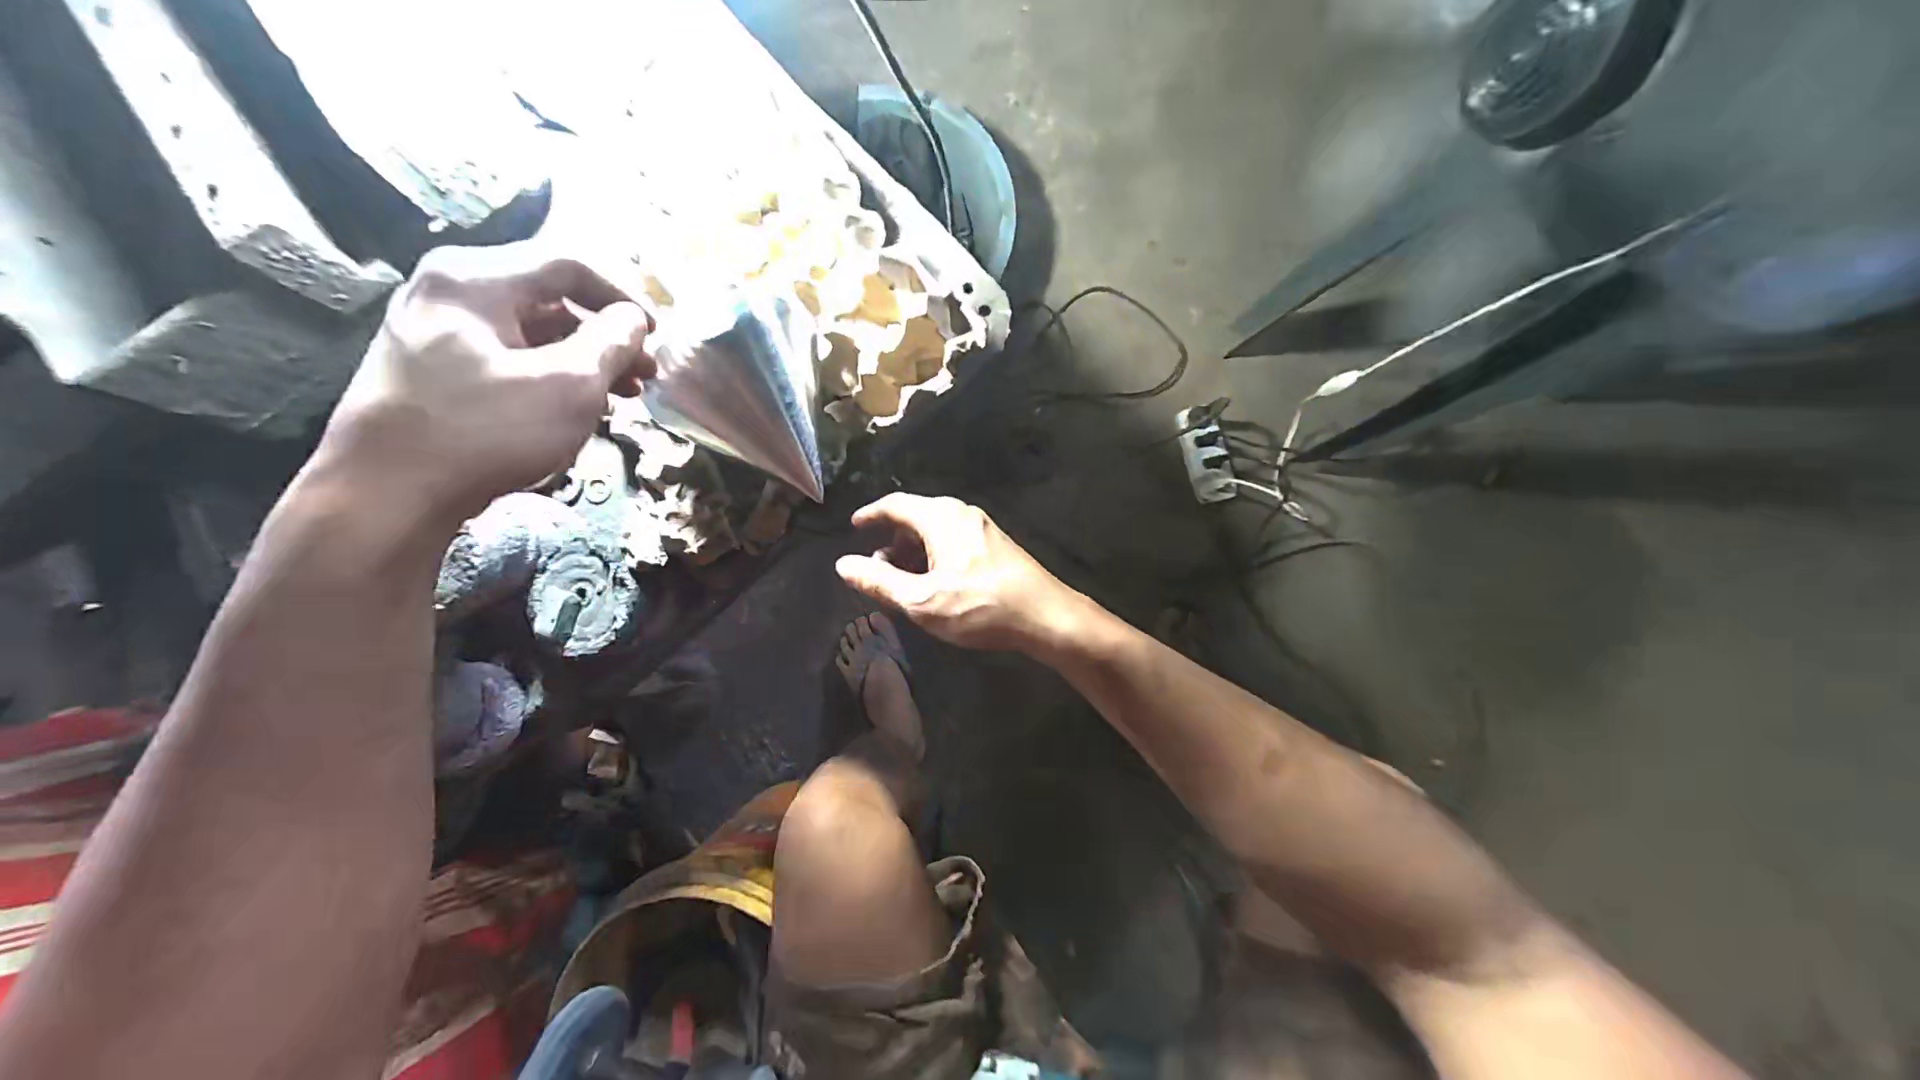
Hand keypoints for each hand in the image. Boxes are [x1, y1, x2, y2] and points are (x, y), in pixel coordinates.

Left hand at [316, 244, 653, 529]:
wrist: (388, 493)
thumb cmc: (488, 432)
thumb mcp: (570, 386)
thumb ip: (611, 344)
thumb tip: (632, 321)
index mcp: (476, 280)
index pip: (568, 266)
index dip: (623, 299)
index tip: (656, 335)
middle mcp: (449, 292)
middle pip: (548, 300)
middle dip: (605, 337)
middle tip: (643, 374)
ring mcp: (434, 331)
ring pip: (528, 333)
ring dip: (582, 361)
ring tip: (618, 396)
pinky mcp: (431, 370)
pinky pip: (506, 358)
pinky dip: (548, 376)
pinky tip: (573, 408)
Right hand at [834, 494, 1089, 652]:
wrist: (1045, 616)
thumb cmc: (980, 606)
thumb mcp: (921, 600)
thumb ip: (879, 582)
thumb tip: (843, 565)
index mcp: (940, 517)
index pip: (894, 504)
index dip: (870, 515)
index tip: (854, 527)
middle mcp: (960, 513)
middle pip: (915, 517)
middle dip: (891, 540)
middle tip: (876, 568)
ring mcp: (981, 528)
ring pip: (934, 531)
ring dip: (912, 552)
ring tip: (902, 582)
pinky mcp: (994, 545)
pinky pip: (952, 540)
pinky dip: (933, 556)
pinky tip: (933, 583)